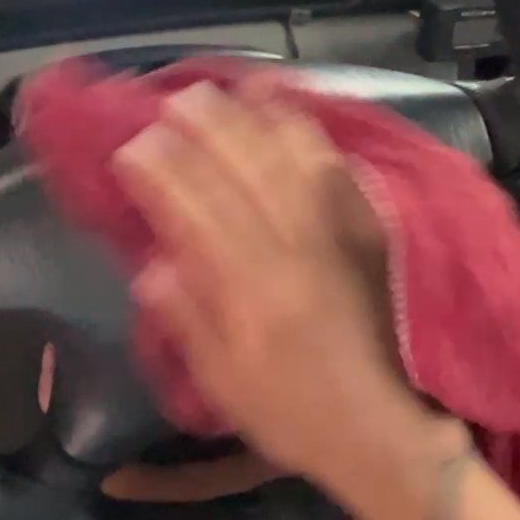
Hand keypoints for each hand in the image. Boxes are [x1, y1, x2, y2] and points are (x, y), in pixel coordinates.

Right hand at [114, 79, 435, 492]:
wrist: (389, 432)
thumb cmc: (296, 416)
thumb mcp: (225, 386)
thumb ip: (189, 320)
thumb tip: (152, 265)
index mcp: (252, 294)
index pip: (197, 214)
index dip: (161, 175)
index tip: (131, 146)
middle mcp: (293, 252)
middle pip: (242, 172)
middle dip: (203, 129)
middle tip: (169, 101)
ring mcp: (334, 236)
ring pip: (288, 159)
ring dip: (252, 118)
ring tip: (221, 88)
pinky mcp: (364, 231)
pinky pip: (333, 169)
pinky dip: (306, 131)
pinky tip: (287, 107)